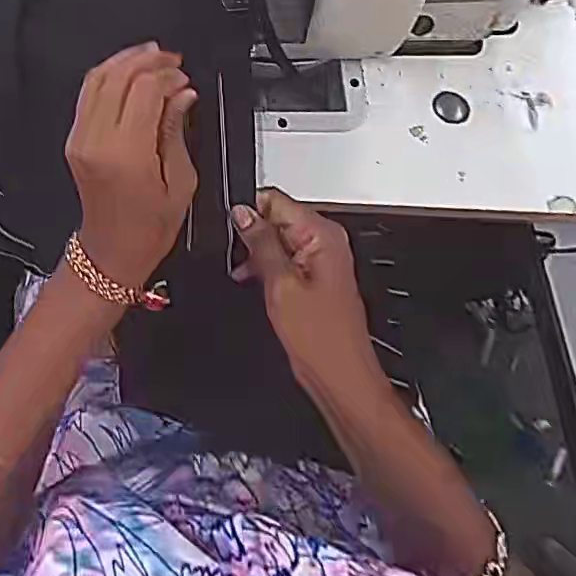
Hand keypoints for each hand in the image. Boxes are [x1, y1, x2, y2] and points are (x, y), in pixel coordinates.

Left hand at [65, 42, 198, 289]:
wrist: (112, 251)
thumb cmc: (147, 227)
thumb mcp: (180, 180)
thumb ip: (176, 130)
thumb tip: (182, 95)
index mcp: (127, 154)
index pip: (145, 90)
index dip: (168, 76)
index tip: (183, 79)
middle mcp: (98, 142)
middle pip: (118, 77)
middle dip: (148, 60)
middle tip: (170, 59)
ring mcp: (81, 139)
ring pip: (97, 79)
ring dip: (125, 61)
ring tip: (150, 56)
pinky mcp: (75, 140)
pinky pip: (87, 94)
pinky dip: (109, 76)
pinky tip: (127, 72)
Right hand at [232, 188, 382, 392]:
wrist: (340, 376)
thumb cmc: (322, 339)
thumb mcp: (280, 284)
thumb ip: (260, 243)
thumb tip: (243, 213)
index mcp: (322, 233)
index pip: (276, 200)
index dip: (250, 213)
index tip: (235, 232)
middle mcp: (326, 240)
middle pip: (277, 217)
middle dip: (254, 236)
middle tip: (244, 261)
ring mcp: (322, 257)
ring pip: (278, 238)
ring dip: (259, 254)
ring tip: (251, 276)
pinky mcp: (316, 274)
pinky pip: (285, 257)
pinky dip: (268, 267)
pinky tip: (258, 283)